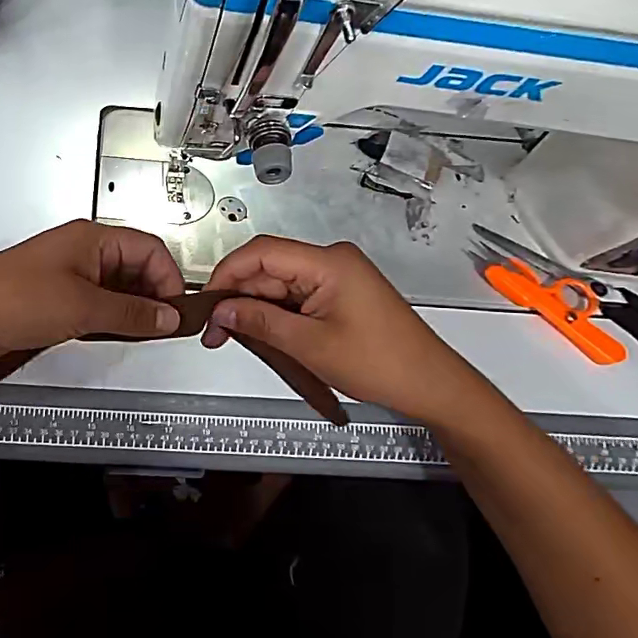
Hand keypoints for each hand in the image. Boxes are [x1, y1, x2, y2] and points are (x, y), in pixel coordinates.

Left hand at [0, 221, 185, 374]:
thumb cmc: (5, 297)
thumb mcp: (83, 308)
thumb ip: (132, 313)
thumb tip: (165, 315)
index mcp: (92, 239)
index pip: (150, 250)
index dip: (169, 279)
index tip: (176, 310)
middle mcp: (83, 253)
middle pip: (137, 268)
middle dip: (153, 296)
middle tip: (164, 325)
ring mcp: (70, 276)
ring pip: (118, 289)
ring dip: (132, 311)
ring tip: (142, 333)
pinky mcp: (57, 299)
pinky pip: (98, 305)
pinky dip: (111, 320)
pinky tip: (114, 336)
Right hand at [200, 236, 485, 423]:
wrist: (430, 385)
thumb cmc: (385, 363)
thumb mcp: (310, 345)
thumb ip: (260, 323)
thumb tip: (222, 310)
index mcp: (330, 262)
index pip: (262, 252)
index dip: (227, 274)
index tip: (208, 301)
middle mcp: (332, 261)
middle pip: (268, 268)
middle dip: (238, 298)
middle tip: (215, 331)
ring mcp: (336, 277)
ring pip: (278, 284)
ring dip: (255, 309)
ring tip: (235, 338)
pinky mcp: (337, 293)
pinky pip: (294, 296)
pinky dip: (275, 315)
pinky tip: (261, 335)